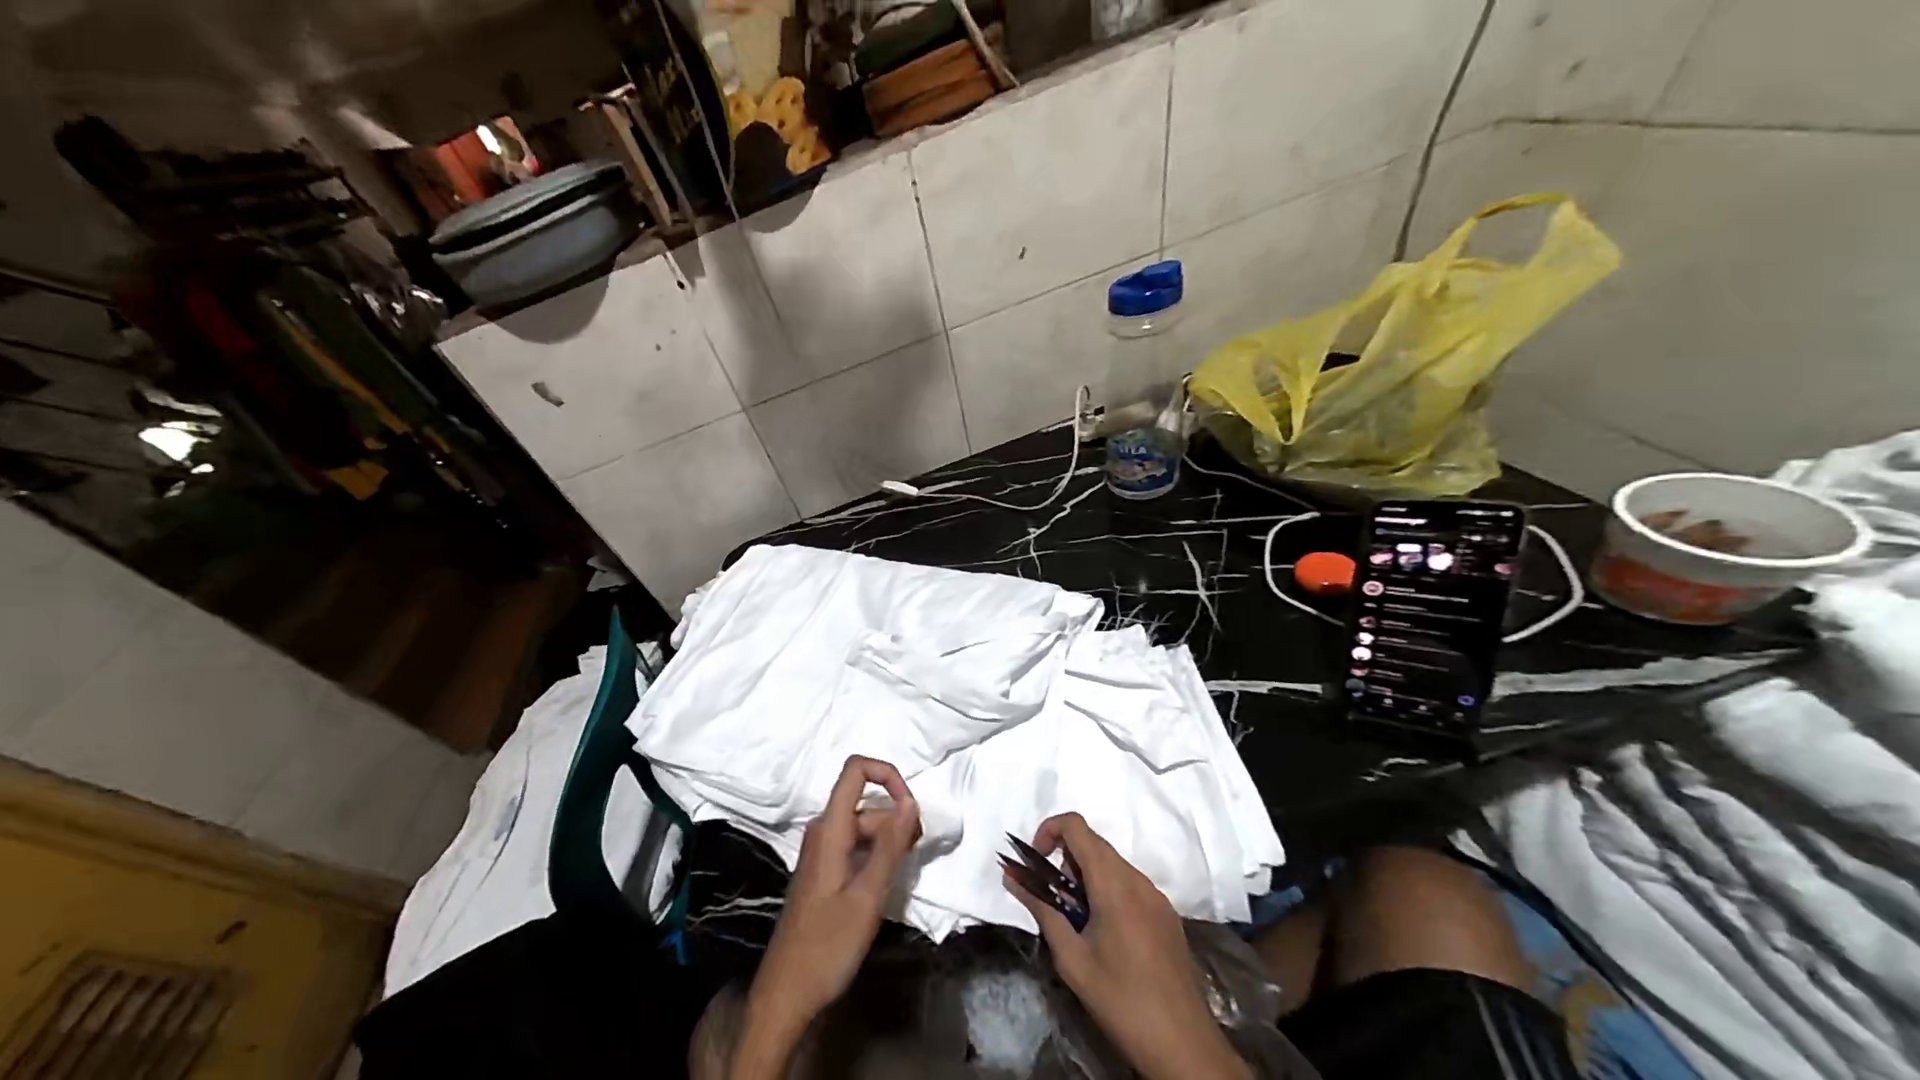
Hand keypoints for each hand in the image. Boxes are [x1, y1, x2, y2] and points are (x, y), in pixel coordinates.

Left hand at [731, 756, 920, 1079]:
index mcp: (829, 830)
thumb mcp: (867, 896)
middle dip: (897, 817)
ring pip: (865, 826)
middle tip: (917, 852)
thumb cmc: (827, 946)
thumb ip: (890, 845)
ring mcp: (822, 853)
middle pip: (867, 802)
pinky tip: (887, 881)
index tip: (912, 806)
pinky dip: (878, 854)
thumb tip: (911, 800)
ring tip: (904, 872)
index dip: (887, 774)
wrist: (787, 995)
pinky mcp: (825, 872)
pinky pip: (857, 846)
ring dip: (890, 839)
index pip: (855, 770)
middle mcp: (823, 832)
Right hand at [1007, 813, 1251, 1079]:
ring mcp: (1156, 896)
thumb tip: (1012, 876)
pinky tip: (1104, 933)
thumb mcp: (1071, 958)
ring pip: (1112, 865)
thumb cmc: (1120, 999)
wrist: (1183, 1043)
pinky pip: (1130, 885)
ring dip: (1086, 877)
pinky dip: (1108, 891)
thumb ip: (1042, 909)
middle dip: (1065, 860)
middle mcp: (1138, 879)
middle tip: (1051, 899)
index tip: (1035, 861)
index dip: (1049, 830)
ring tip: (1076, 922)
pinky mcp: (1166, 914)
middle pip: (1094, 844)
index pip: (1077, 826)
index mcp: (1114, 884)